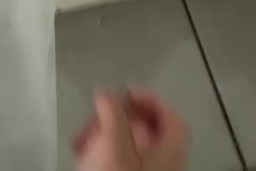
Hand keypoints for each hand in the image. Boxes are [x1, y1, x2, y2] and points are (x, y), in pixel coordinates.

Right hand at [71, 88, 188, 170]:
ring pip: (129, 142)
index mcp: (169, 154)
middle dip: (116, 116)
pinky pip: (119, 158)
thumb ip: (111, 111)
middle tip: (96, 116)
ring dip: (103, 132)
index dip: (151, 99)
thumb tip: (106, 91)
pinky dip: (101, 149)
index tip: (123, 92)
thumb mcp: (112, 143)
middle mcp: (164, 165)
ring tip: (82, 138)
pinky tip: (82, 152)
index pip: (173, 118)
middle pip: (148, 128)